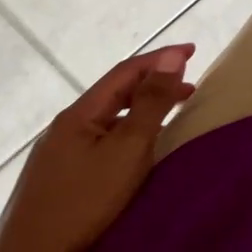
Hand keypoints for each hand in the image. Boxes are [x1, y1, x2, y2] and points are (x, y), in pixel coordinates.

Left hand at [0, 45, 196, 251]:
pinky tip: (139, 149)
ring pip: (108, 118)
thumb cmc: (84, 201)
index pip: (124, 72)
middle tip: (190, 87)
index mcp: (77, 116)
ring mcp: (56, 156)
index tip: (195, 51)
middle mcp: (62, 130)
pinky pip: (100, 140)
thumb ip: (152, 101)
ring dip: (142, 109)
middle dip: (154, 83)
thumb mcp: (128, 148)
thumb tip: (173, 56)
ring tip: (172, 115)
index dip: (161, 58)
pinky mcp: (56, 180)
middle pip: (114, 93)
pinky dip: (127, 131)